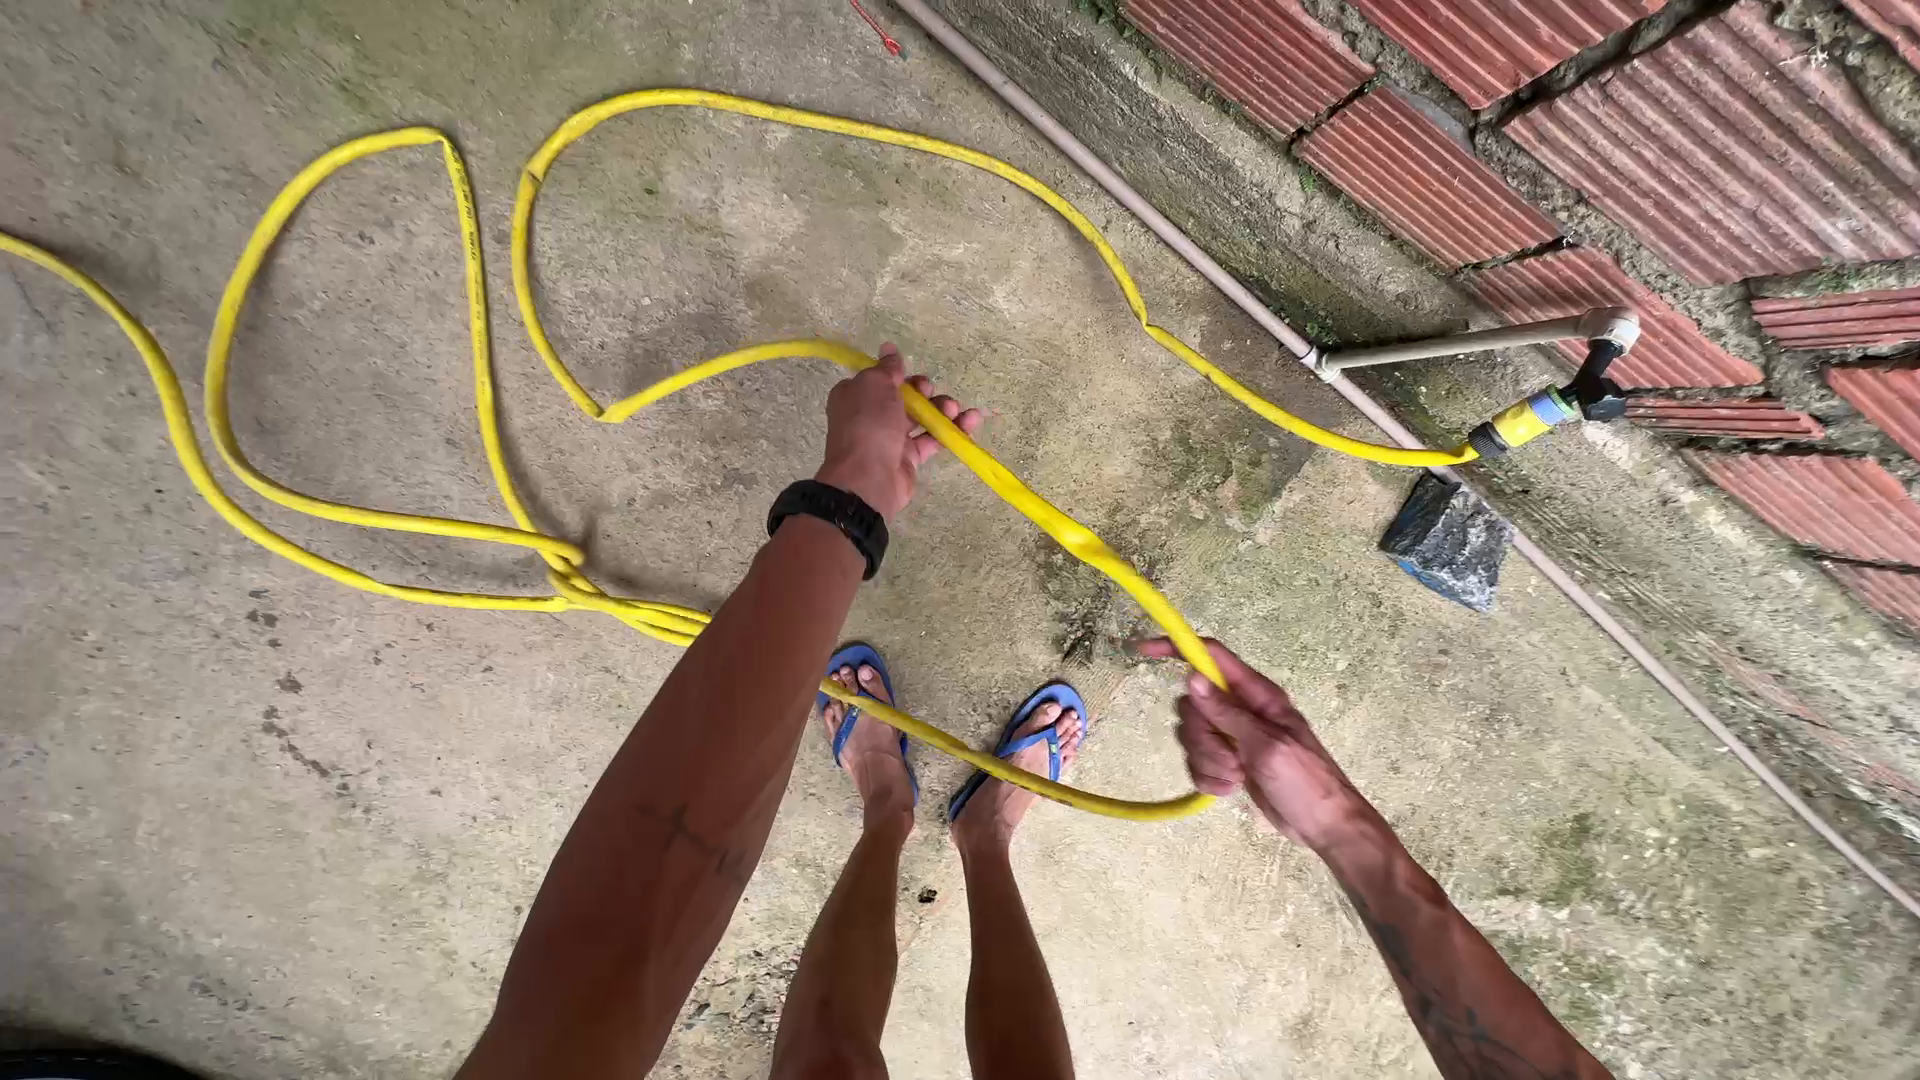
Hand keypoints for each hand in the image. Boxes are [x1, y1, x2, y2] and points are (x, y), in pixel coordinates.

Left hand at [815, 343, 983, 519]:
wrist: (869, 477)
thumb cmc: (868, 423)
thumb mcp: (875, 384)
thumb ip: (887, 367)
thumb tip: (888, 348)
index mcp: (855, 396)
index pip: (879, 380)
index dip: (898, 375)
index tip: (911, 374)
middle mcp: (870, 417)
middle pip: (903, 398)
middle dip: (924, 392)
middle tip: (930, 392)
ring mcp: (889, 439)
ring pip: (920, 419)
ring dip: (941, 410)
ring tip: (955, 410)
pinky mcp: (908, 458)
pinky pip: (931, 440)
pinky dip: (951, 431)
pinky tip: (970, 422)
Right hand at [1137, 637, 1382, 854]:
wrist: (1323, 828)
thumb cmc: (1307, 782)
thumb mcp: (1267, 745)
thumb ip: (1227, 712)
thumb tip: (1192, 677)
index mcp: (1256, 694)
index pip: (1210, 656)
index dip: (1176, 648)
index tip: (1144, 650)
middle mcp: (1239, 709)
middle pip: (1192, 704)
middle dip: (1202, 736)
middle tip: (1231, 758)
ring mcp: (1231, 735)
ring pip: (1190, 734)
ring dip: (1207, 761)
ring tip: (1237, 777)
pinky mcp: (1225, 761)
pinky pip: (1195, 759)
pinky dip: (1208, 777)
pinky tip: (1231, 790)